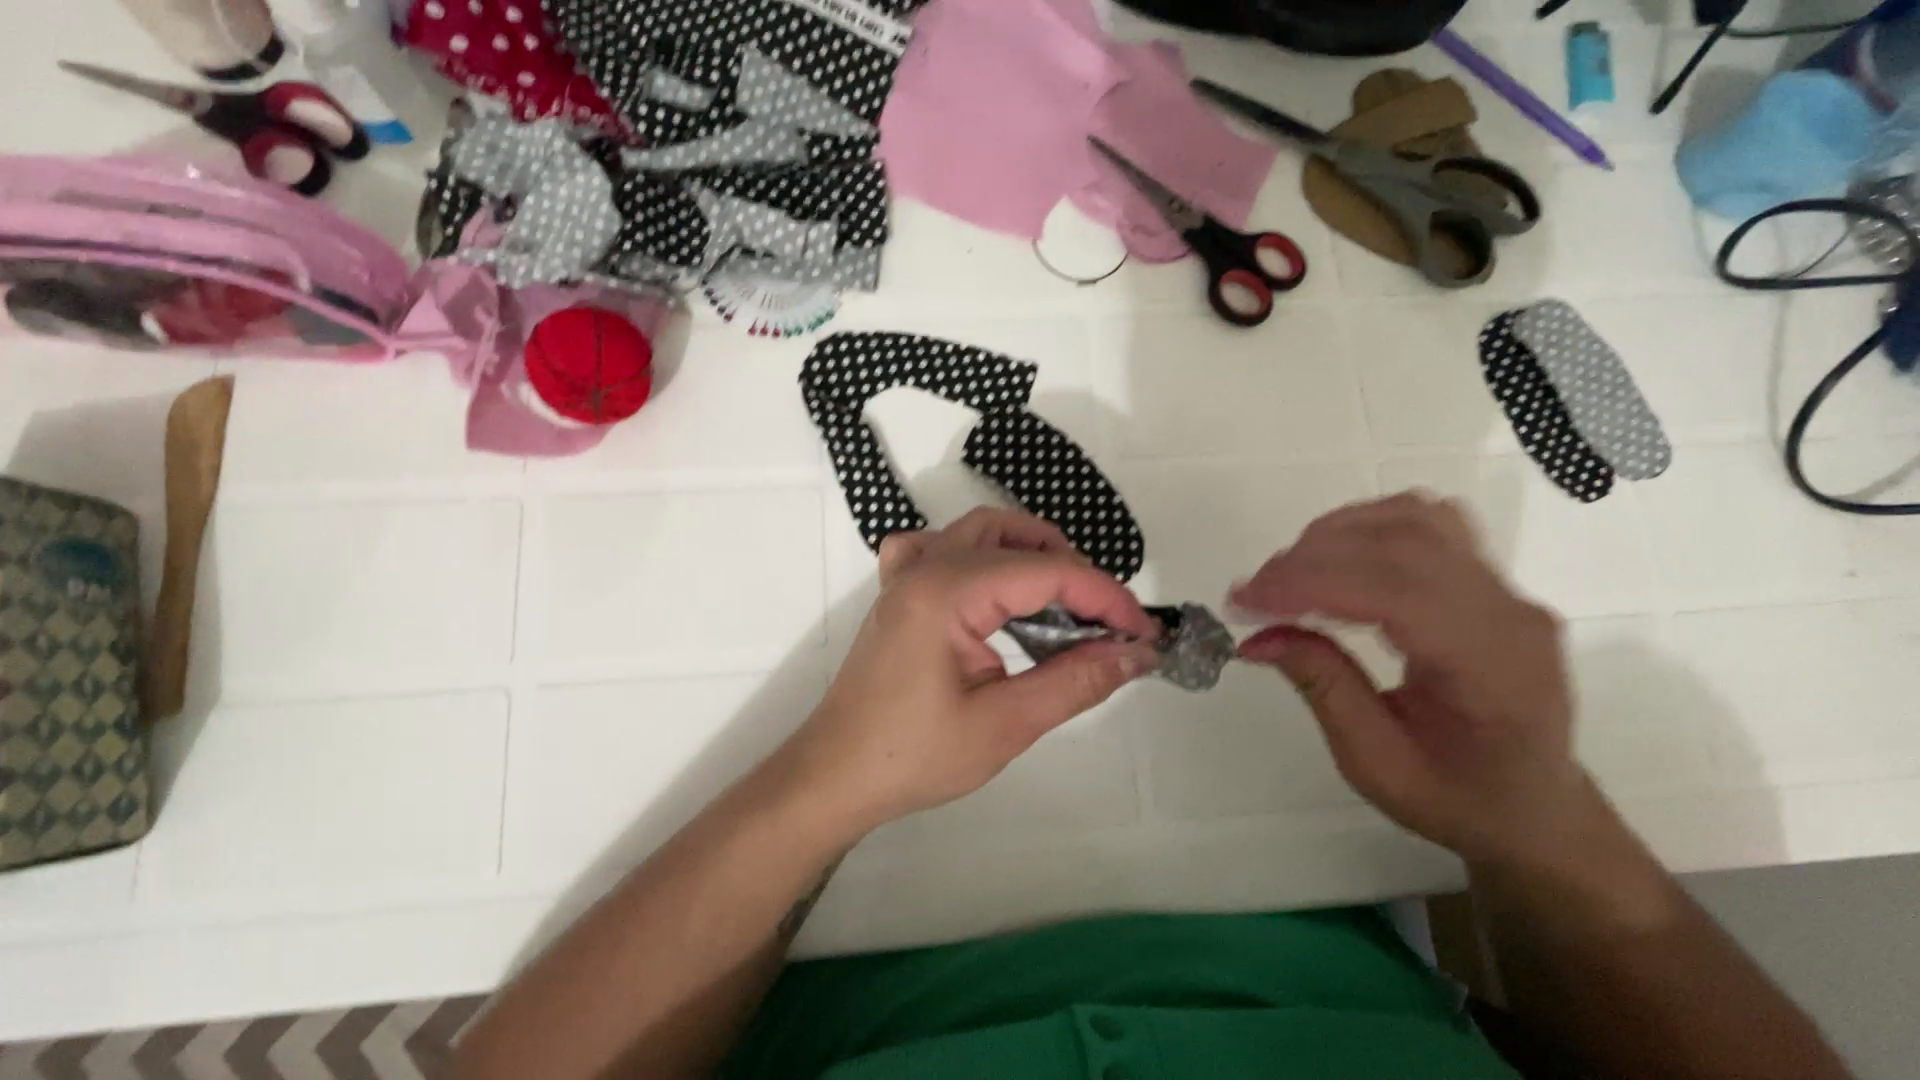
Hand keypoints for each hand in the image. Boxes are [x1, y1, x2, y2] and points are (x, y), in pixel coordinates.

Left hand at [779, 509, 1161, 832]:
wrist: (836, 775)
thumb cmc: (915, 756)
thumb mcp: (1006, 724)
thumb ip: (1076, 681)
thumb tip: (1137, 653)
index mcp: (949, 592)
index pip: (1049, 571)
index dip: (1107, 598)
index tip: (1144, 635)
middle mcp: (926, 567)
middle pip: (1017, 540)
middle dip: (1074, 574)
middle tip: (1107, 626)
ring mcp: (905, 575)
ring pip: (981, 532)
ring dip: (1031, 554)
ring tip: (1067, 602)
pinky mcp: (897, 593)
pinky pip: (938, 548)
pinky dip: (976, 554)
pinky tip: (989, 588)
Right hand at [1232, 493, 1601, 868]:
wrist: (1532, 804)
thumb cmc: (1457, 797)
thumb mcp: (1377, 764)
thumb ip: (1323, 688)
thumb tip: (1257, 636)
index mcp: (1493, 668)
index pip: (1398, 594)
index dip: (1312, 585)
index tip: (1244, 601)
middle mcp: (1510, 613)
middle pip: (1404, 544)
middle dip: (1311, 559)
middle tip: (1252, 594)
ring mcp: (1506, 588)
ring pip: (1415, 520)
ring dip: (1336, 536)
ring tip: (1287, 577)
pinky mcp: (1489, 577)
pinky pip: (1426, 523)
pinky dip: (1367, 527)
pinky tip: (1332, 559)